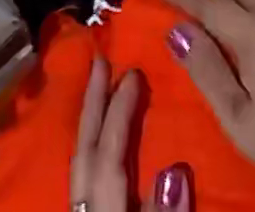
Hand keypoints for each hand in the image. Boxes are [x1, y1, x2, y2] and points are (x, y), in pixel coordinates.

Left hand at [72, 56, 190, 211]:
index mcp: (100, 208)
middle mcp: (82, 205)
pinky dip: (90, 148)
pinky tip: (99, 139)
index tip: (135, 73)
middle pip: (85, 147)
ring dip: (90, 120)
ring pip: (80, 159)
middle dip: (93, 101)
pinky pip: (82, 176)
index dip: (119, 112)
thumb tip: (176, 170)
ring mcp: (78, 211)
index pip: (108, 152)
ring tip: (99, 88)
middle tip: (99, 58)